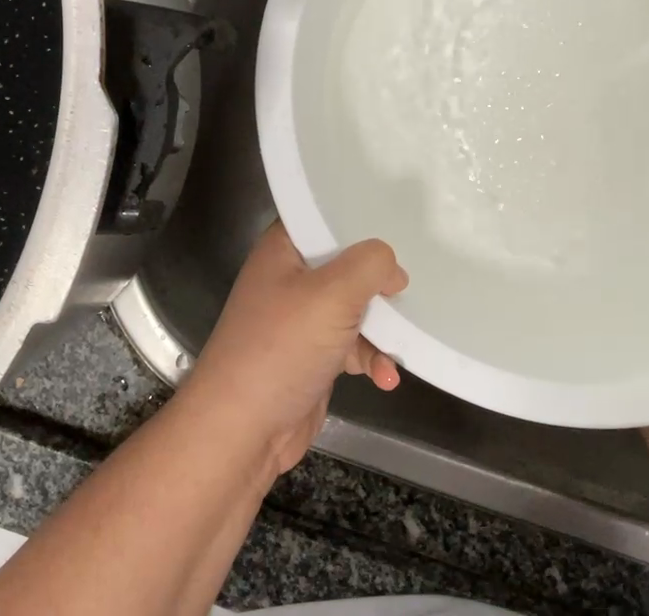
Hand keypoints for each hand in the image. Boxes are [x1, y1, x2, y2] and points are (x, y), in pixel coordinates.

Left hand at [178, 222, 407, 474]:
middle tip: (406, 290)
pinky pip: (352, 345)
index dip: (359, 219)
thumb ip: (370, 265)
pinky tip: (386, 377)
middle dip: (379, 281)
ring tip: (399, 347)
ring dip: (381, 329)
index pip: (323, 217)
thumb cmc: (281, 349)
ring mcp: (299, 320)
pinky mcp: (311, 357)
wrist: (242, 430)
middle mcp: (289, 279)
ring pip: (355, 308)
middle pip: (347, 264)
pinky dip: (371, 358)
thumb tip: (391, 269)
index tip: (400, 223)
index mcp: (283, 250)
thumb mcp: (333, 293)